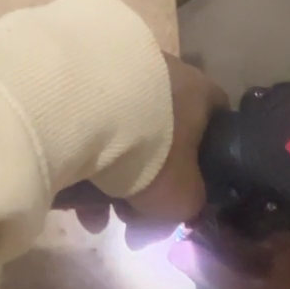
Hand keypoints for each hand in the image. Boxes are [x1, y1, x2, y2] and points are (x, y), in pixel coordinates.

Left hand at [59, 54, 227, 245]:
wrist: (89, 106)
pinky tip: (74, 196)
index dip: (209, 156)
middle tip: (131, 217)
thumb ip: (190, 202)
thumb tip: (180, 207)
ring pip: (124, 134)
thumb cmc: (154, 147)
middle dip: (147, 182)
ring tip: (94, 217)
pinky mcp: (85, 77)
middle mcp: (163, 72)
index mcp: (198, 90)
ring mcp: (122, 71)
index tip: (191, 190)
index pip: (216, 117)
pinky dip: (86, 159)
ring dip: (112, 177)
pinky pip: (92, 126)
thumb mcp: (184, 195)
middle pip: (164, 135)